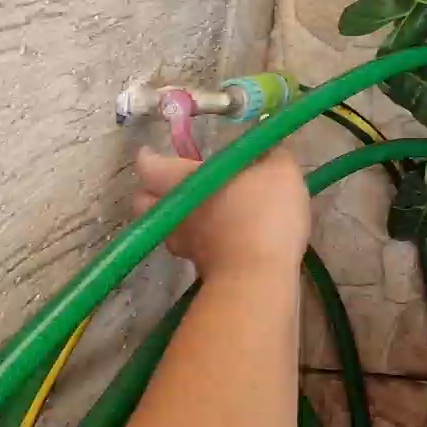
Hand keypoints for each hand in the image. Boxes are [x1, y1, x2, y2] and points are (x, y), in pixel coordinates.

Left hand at [131, 146, 310, 276]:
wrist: (259, 277)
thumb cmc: (263, 211)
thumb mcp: (280, 169)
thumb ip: (272, 154)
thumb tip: (266, 149)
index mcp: (187, 181)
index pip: (151, 167)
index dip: (149, 158)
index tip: (151, 152)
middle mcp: (177, 213)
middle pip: (146, 203)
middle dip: (154, 191)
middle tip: (175, 182)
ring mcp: (187, 245)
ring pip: (170, 226)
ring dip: (181, 216)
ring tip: (204, 208)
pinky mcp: (203, 268)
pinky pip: (194, 245)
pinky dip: (204, 237)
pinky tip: (224, 232)